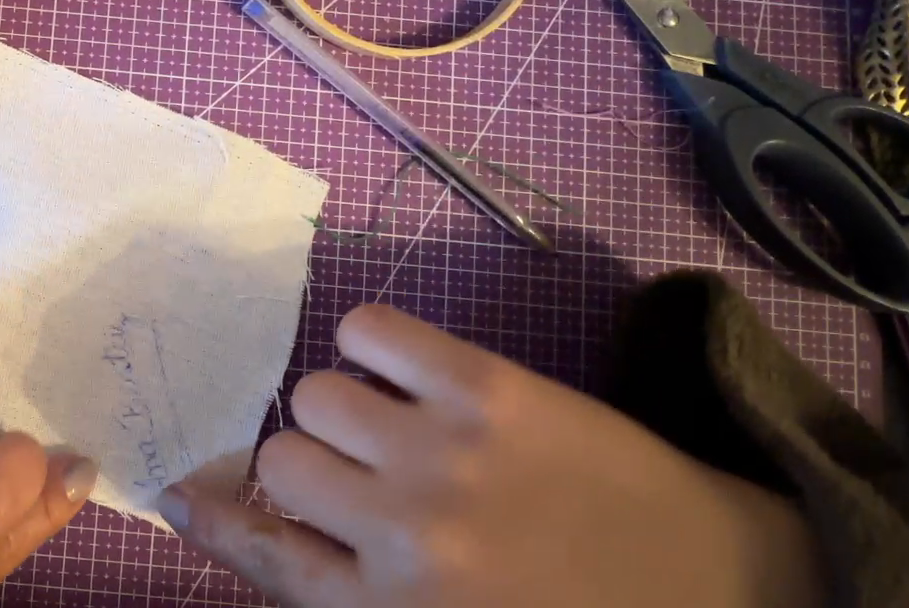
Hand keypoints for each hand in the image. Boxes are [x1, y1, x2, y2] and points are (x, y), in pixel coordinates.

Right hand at [159, 304, 824, 607]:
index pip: (263, 554)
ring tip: (393, 423)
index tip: (176, 488)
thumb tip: (217, 512)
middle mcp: (406, 538)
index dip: (213, 516)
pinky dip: (369, 343)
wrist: (732, 595)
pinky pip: (366, 327)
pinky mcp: (485, 387)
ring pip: (316, 391)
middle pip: (282, 459)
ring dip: (343, 407)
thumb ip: (332, 584)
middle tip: (359, 473)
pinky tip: (406, 372)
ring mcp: (445, 454)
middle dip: (310, 466)